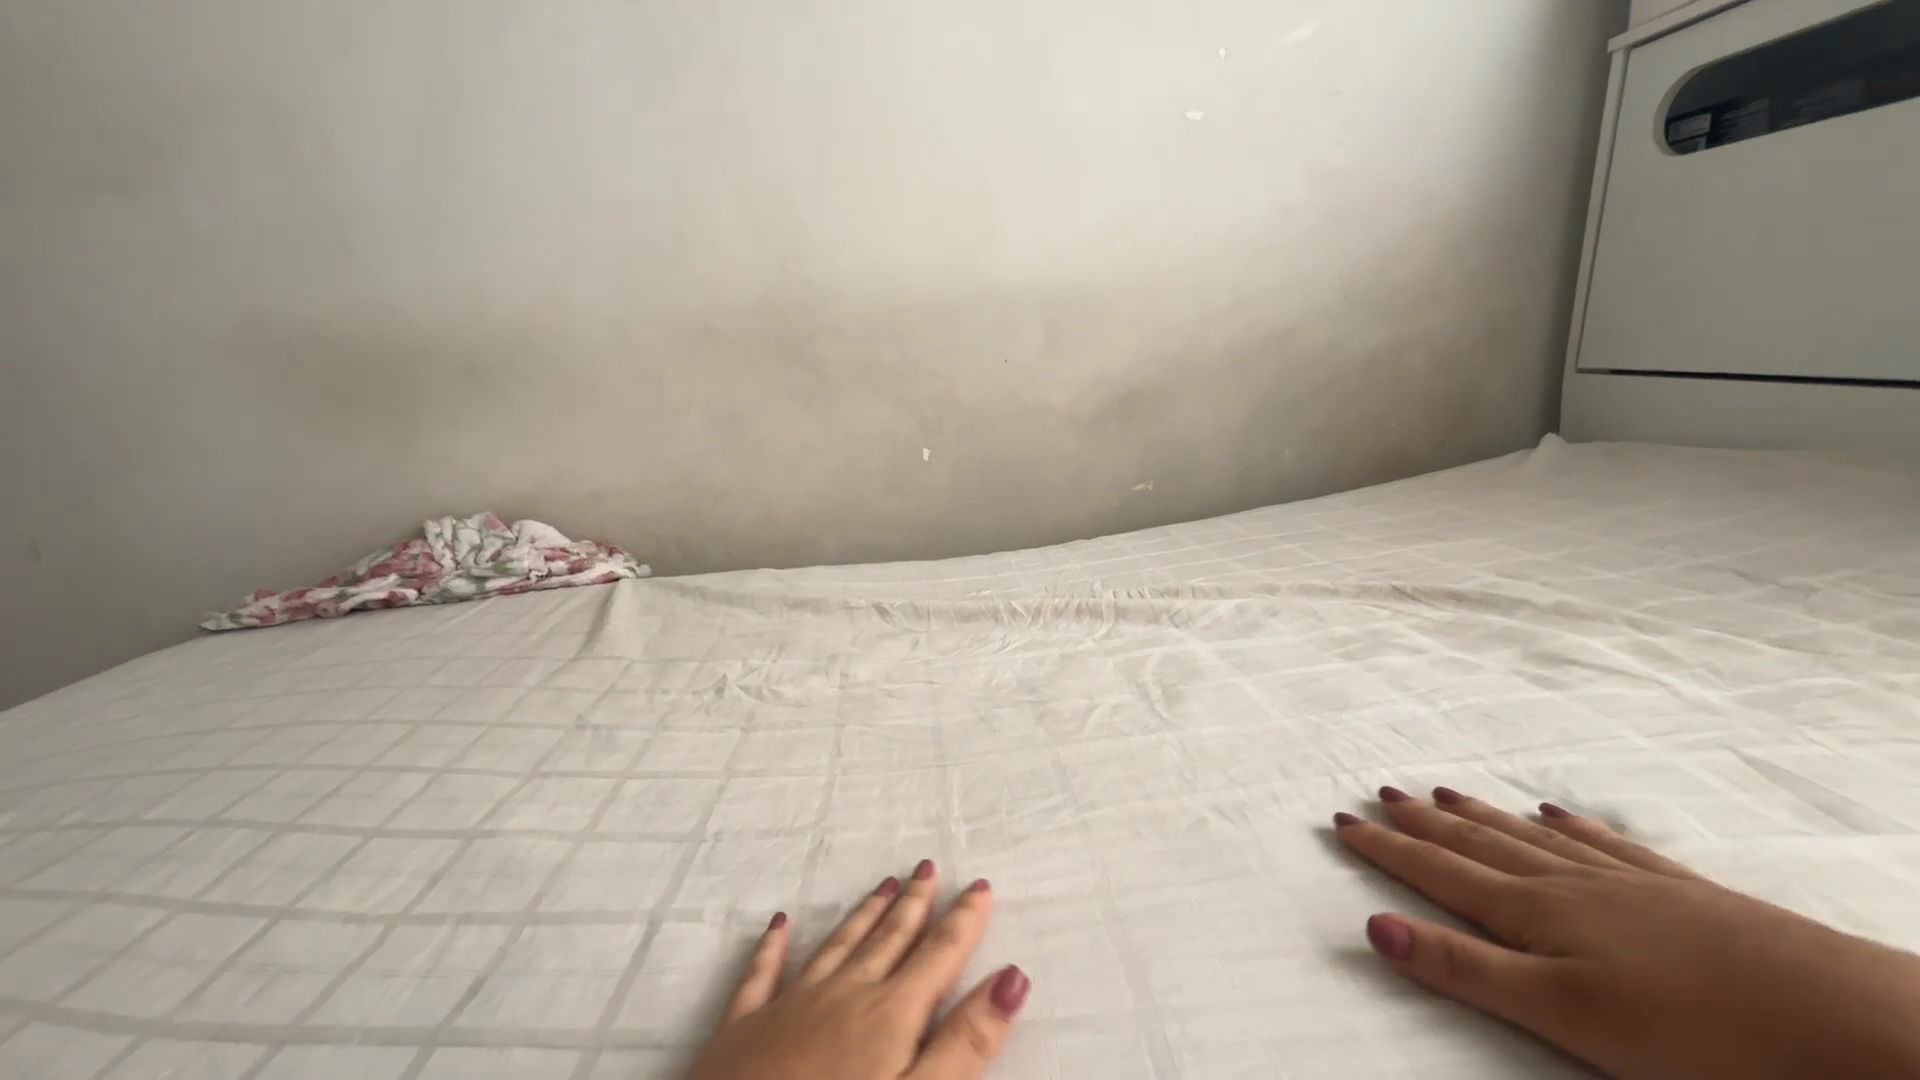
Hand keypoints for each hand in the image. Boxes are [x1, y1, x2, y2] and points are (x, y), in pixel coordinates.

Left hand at [689, 860, 1029, 1079]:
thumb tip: (1013, 977)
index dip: (963, 920)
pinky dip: (773, 946)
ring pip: (837, 945)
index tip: (980, 885)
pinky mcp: (743, 1026)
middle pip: (889, 940)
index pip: (938, 955)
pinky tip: (779, 923)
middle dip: (914, 904)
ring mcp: (789, 1005)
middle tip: (928, 866)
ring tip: (883, 883)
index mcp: (889, 1015)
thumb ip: (965, 1042)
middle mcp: (844, 995)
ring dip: (863, 914)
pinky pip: (762, 973)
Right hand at [1334, 787, 1919, 1079]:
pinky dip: (1570, 826)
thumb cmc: (1694, 1032)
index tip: (1343, 819)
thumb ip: (1466, 969)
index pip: (1439, 871)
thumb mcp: (1561, 1014)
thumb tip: (1375, 926)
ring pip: (1533, 837)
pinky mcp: (1682, 892)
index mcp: (1536, 915)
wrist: (1847, 1025)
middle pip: (1480, 843)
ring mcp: (1628, 883)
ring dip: (1483, 815)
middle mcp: (1571, 885)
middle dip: (1425, 821)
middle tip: (1384, 790)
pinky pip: (1605, 844)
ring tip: (1446, 791)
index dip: (1387, 847)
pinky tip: (1557, 812)